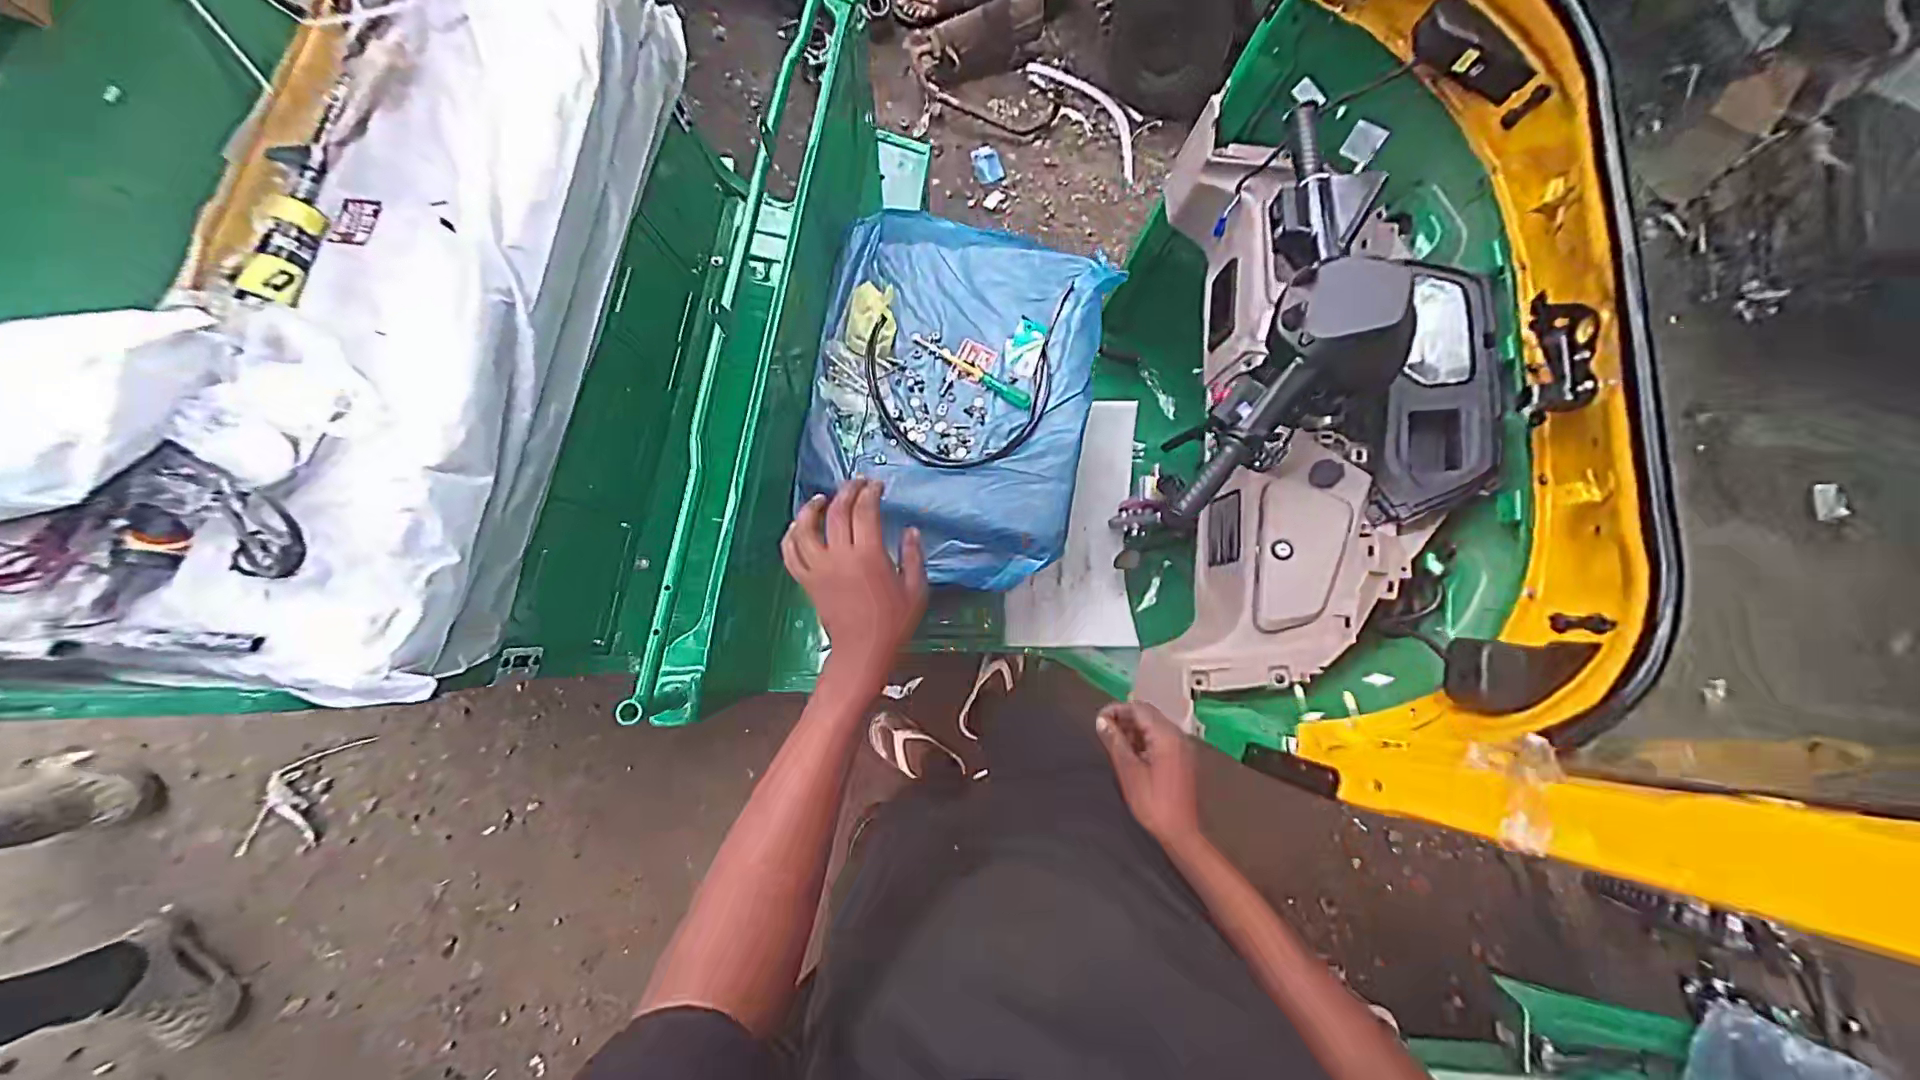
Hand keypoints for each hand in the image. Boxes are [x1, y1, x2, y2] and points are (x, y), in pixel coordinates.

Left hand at [782, 477, 926, 679]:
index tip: (877, 486)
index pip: (865, 511)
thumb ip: (913, 556)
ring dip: (811, 508)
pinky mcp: (807, 581)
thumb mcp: (915, 589)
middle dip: (847, 491)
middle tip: (856, 484)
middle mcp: (840, 557)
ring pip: (805, 529)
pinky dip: (791, 536)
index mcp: (869, 556)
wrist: (862, 652)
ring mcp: (819, 569)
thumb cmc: (893, 623)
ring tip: (821, 499)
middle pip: (836, 512)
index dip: (870, 493)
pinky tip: (798, 526)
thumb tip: (911, 531)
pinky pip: (791, 553)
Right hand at [1095, 701, 1201, 847]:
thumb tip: (1102, 721)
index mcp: (1166, 736)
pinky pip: (1159, 737)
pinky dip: (1143, 738)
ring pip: (1153, 725)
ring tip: (1114, 741)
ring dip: (1133, 728)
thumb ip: (1115, 742)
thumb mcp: (1129, 771)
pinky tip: (1130, 752)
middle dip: (1124, 718)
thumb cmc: (1153, 804)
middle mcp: (1177, 735)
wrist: (1181, 832)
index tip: (1099, 719)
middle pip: (1147, 714)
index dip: (1116, 709)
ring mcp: (1181, 746)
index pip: (1139, 708)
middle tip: (1104, 730)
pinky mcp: (1181, 757)